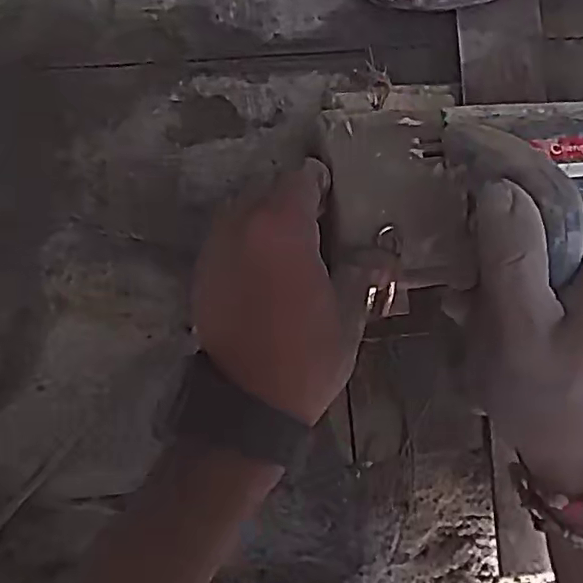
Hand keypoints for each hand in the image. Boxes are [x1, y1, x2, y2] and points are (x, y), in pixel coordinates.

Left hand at [193, 159, 391, 423]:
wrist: (246, 403)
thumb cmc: (305, 356)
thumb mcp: (349, 313)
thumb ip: (364, 270)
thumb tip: (381, 252)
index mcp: (279, 226)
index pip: (302, 179)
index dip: (324, 188)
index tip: (338, 207)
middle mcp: (239, 226)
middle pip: (269, 192)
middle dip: (294, 205)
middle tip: (320, 233)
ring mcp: (214, 249)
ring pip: (244, 215)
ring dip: (267, 224)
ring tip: (293, 255)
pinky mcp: (201, 274)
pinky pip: (228, 242)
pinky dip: (247, 246)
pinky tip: (266, 275)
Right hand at [445, 123, 582, 496]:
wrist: (574, 463)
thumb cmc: (547, 402)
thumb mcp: (521, 332)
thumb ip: (513, 259)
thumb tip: (499, 189)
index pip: (556, 193)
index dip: (506, 168)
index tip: (460, 144)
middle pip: (545, 221)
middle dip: (491, 236)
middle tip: (453, 264)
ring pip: (536, 252)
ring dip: (491, 271)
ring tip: (464, 309)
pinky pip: (538, 282)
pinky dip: (503, 292)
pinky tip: (479, 320)